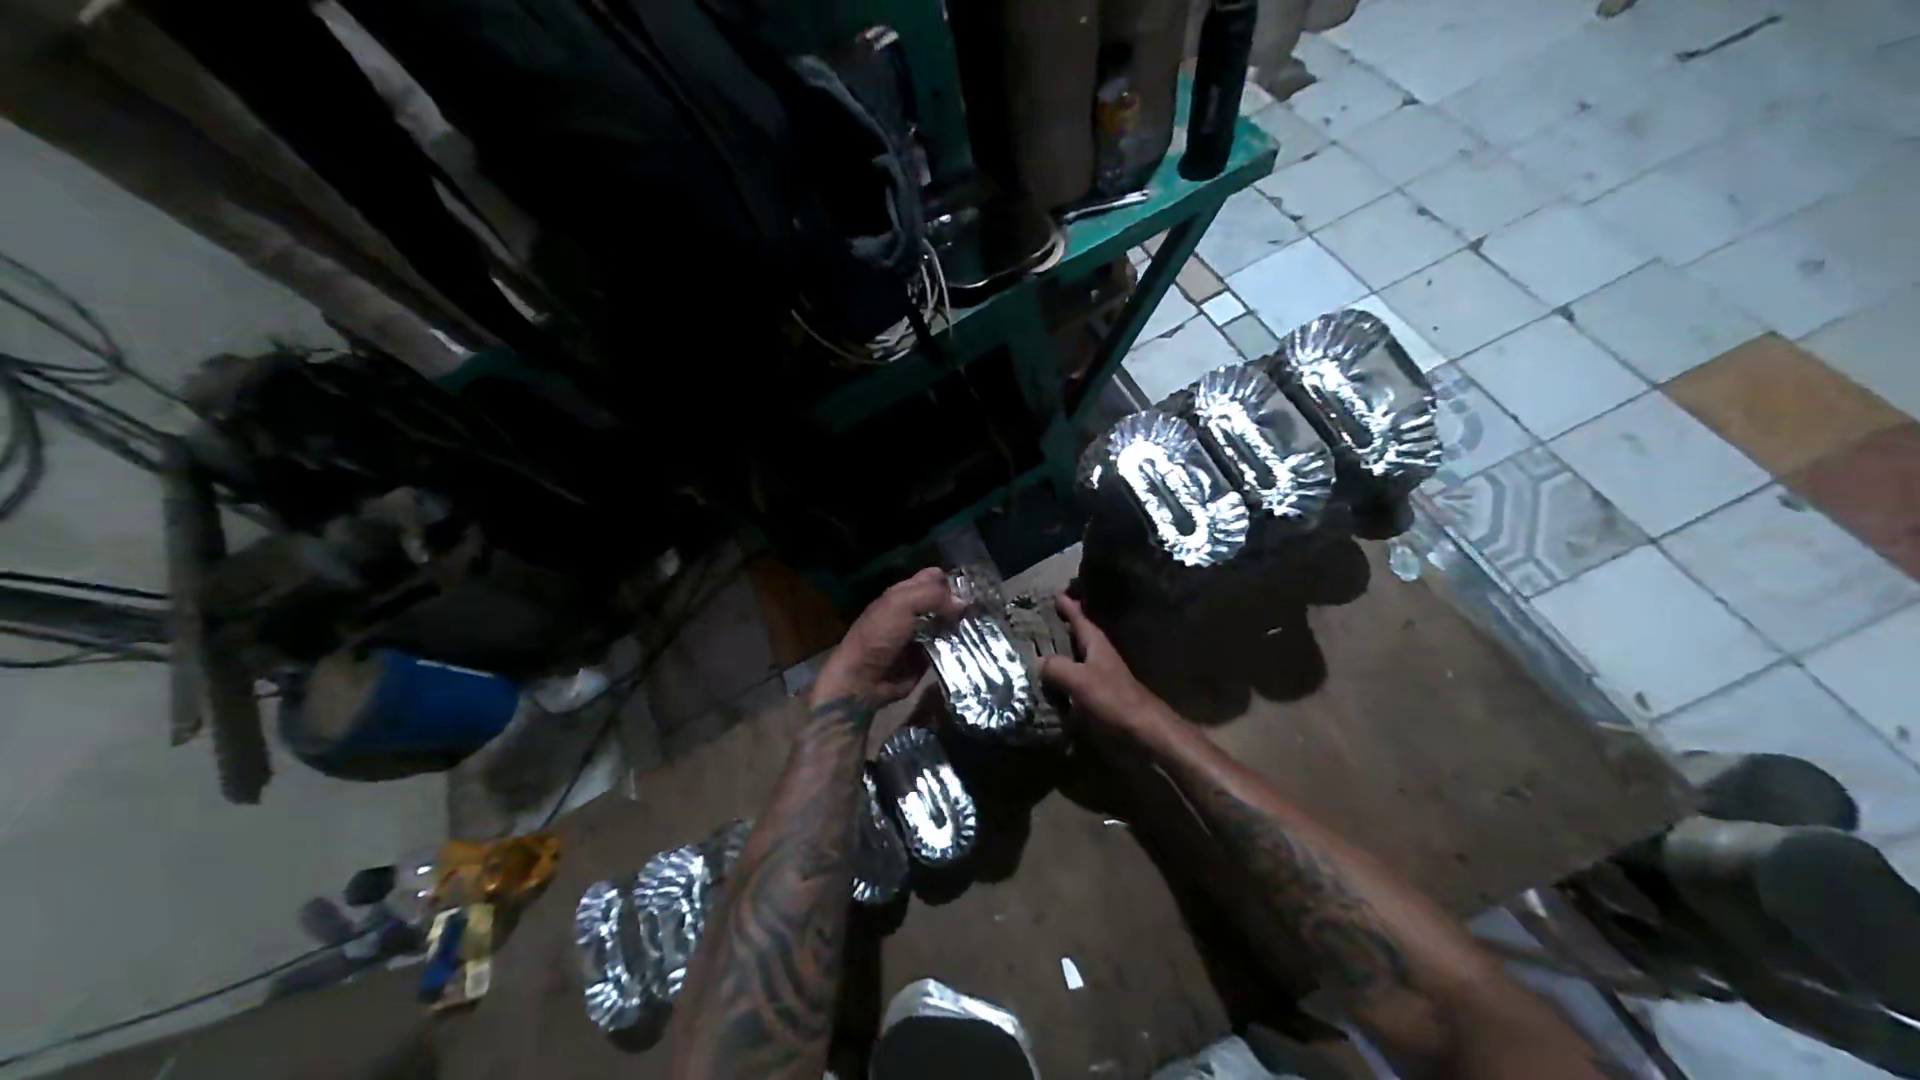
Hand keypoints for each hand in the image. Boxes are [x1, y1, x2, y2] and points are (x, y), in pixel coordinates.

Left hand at [811, 567, 967, 708]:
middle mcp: (916, 611)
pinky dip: (961, 646)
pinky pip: (950, 647)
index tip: (973, 589)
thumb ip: (933, 596)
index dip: (951, 580)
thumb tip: (964, 603)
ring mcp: (924, 634)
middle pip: (946, 601)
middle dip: (963, 603)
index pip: (934, 578)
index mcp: (905, 593)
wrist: (863, 679)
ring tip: (985, 626)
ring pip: (951, 624)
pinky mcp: (930, 656)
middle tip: (982, 609)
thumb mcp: (901, 605)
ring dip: (965, 625)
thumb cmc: (878, 636)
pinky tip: (978, 645)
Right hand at [1040, 592, 1172, 738]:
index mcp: (1096, 645)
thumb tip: (1036, 662)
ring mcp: (1096, 680)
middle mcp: (1096, 658)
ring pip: (1072, 662)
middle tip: (1035, 622)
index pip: (1080, 619)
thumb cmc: (1114, 699)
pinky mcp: (1094, 700)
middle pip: (1076, 638)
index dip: (1069, 607)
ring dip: (1055, 657)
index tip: (1055, 594)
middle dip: (1059, 629)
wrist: (1142, 733)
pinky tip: (1042, 688)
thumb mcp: (1080, 679)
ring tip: (1032, 654)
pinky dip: (1057, 684)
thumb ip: (1056, 667)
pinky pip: (1070, 686)